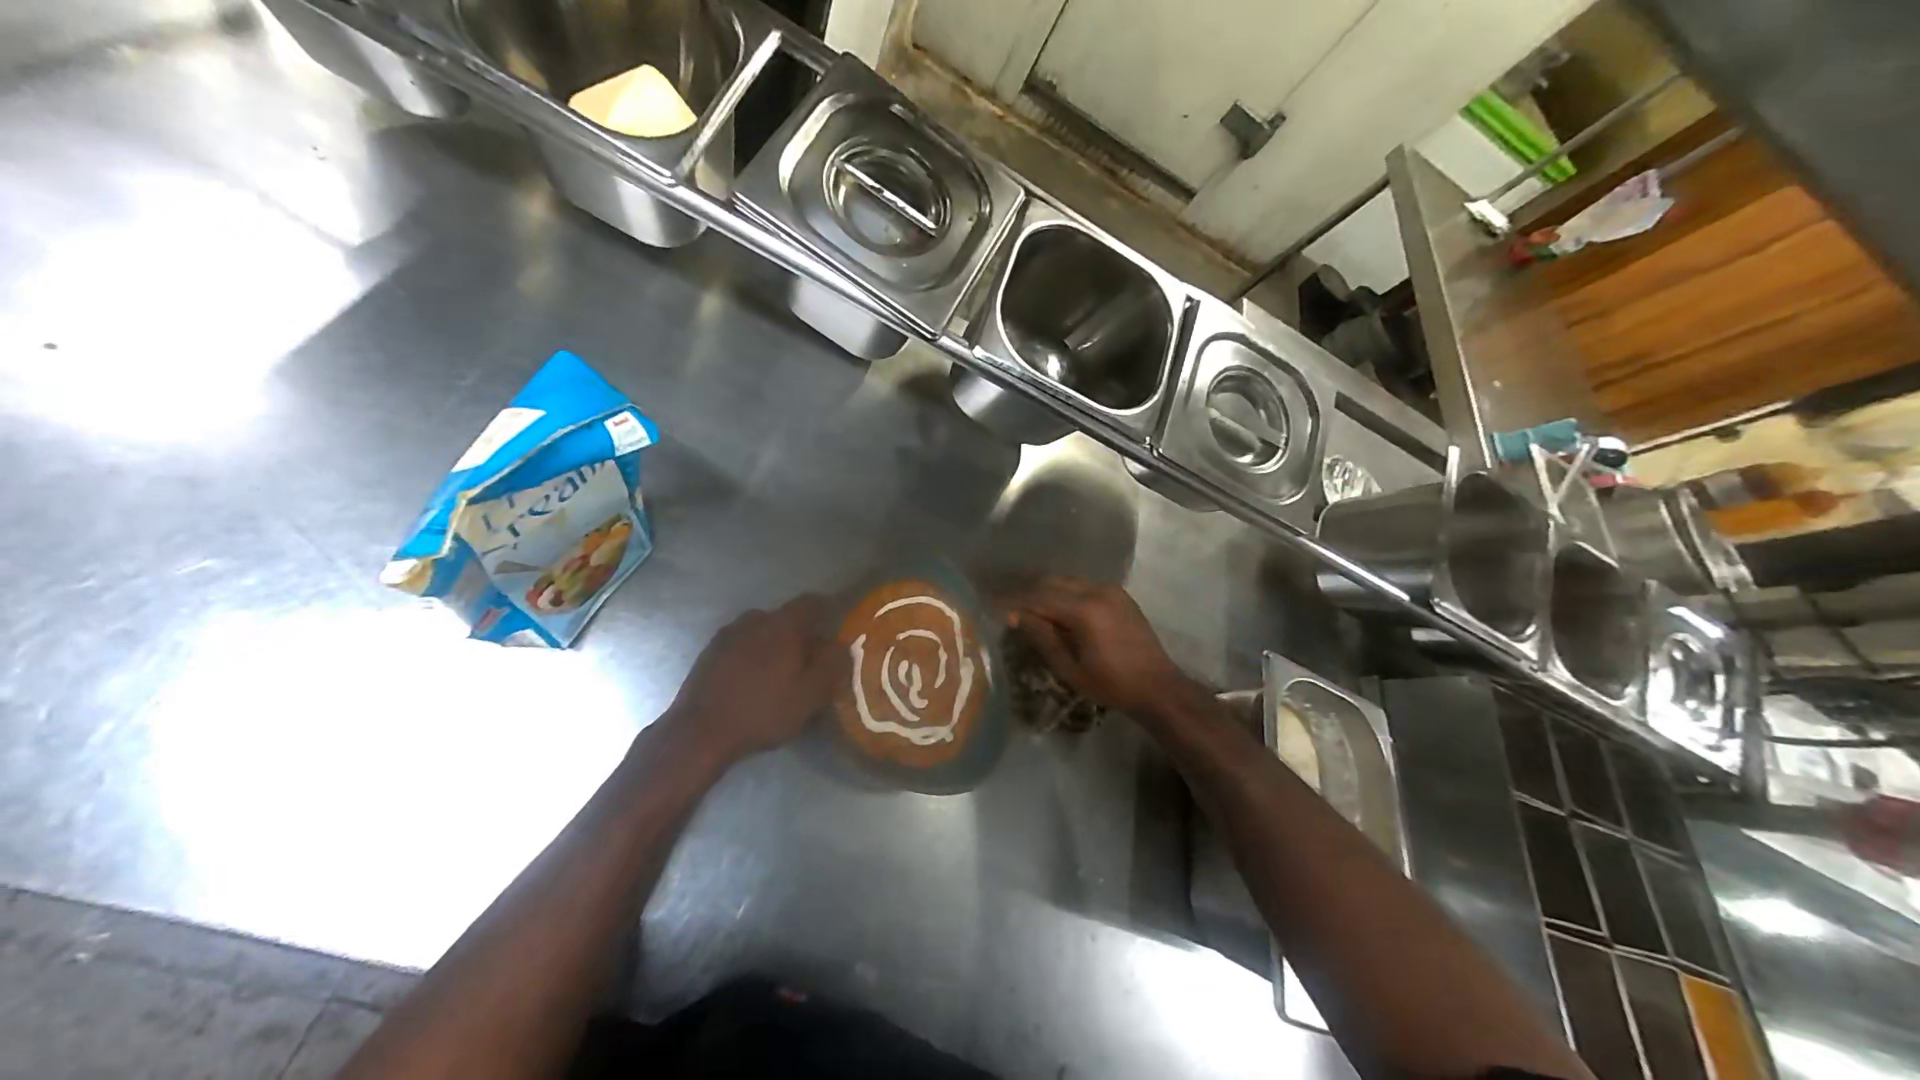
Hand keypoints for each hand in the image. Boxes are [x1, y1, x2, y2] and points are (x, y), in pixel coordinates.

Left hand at [663, 594, 846, 765]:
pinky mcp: (709, 652)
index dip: (828, 610)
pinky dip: (753, 656)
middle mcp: (754, 619)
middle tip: (811, 660)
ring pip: (762, 632)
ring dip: (775, 646)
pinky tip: (754, 682)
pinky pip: (742, 645)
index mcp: (782, 624)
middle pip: (786, 618)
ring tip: (781, 674)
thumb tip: (842, 646)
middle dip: (801, 634)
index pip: (811, 602)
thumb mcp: (810, 695)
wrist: (700, 731)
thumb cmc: (762, 711)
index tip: (836, 625)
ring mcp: (727, 634)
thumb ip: (832, 666)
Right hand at [1002, 577, 1202, 719]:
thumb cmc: (1112, 684)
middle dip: (1027, 591)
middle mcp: (1097, 591)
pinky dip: (1065, 593)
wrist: (1158, 686)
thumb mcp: (1070, 668)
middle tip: (1007, 604)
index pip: (1039, 597)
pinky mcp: (1119, 595)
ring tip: (1027, 606)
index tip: (993, 606)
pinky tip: (1055, 608)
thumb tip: (1016, 616)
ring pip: (1068, 581)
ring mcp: (1111, 590)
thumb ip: (1043, 637)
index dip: (1014, 601)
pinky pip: (1084, 586)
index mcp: (1084, 610)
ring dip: (1046, 590)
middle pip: (1052, 582)